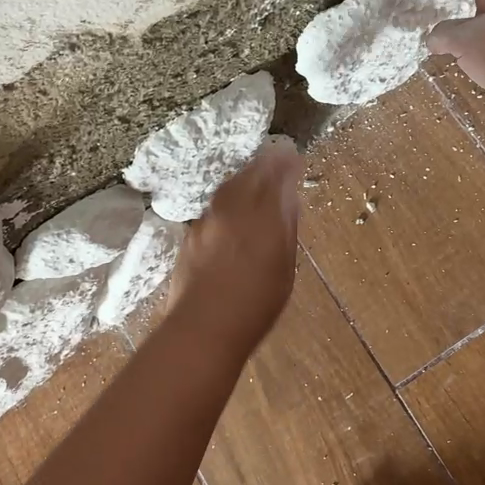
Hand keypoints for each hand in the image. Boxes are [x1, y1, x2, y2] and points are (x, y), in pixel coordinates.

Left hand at [163, 141, 304, 353]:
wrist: (203, 328)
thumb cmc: (256, 304)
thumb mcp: (284, 267)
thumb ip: (285, 228)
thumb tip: (289, 199)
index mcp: (262, 214)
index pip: (275, 174)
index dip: (285, 163)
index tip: (293, 157)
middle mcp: (232, 209)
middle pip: (248, 175)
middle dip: (264, 165)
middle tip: (276, 160)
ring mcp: (207, 221)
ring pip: (228, 188)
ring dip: (244, 179)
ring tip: (255, 180)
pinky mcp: (190, 235)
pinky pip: (214, 206)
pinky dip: (227, 199)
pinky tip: (232, 210)